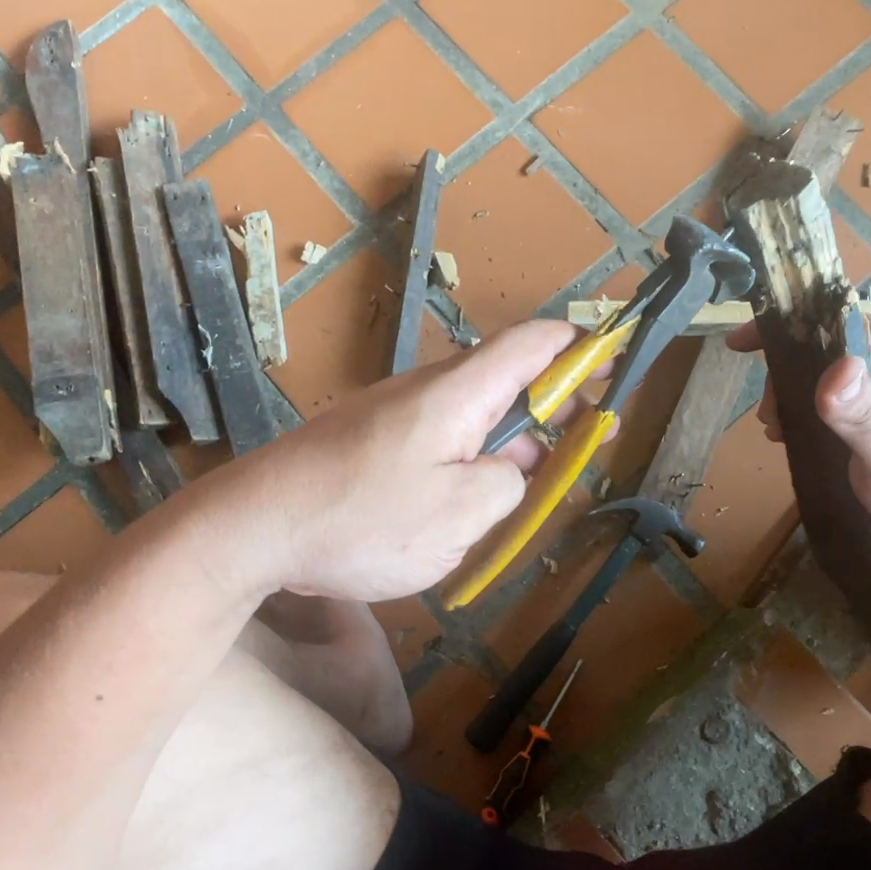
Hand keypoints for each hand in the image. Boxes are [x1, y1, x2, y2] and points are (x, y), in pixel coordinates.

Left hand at [232, 320, 582, 601]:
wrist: (253, 526)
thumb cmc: (363, 519)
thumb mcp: (462, 515)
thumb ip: (509, 482)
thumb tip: (511, 466)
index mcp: (460, 392)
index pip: (535, 343)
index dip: (583, 349)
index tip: (617, 368)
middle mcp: (428, 390)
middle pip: (507, 382)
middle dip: (552, 414)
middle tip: (579, 452)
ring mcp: (394, 415)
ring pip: (472, 421)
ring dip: (505, 451)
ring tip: (518, 497)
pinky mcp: (370, 444)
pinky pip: (436, 444)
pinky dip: (465, 467)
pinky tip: (457, 513)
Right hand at [729, 315, 870, 543]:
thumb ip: (864, 415)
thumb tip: (833, 371)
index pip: (841, 320)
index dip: (789, 331)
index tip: (741, 346)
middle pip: (833, 339)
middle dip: (790, 372)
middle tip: (769, 418)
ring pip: (834, 362)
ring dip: (798, 390)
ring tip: (778, 429)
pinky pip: (846, 383)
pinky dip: (815, 402)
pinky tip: (796, 430)